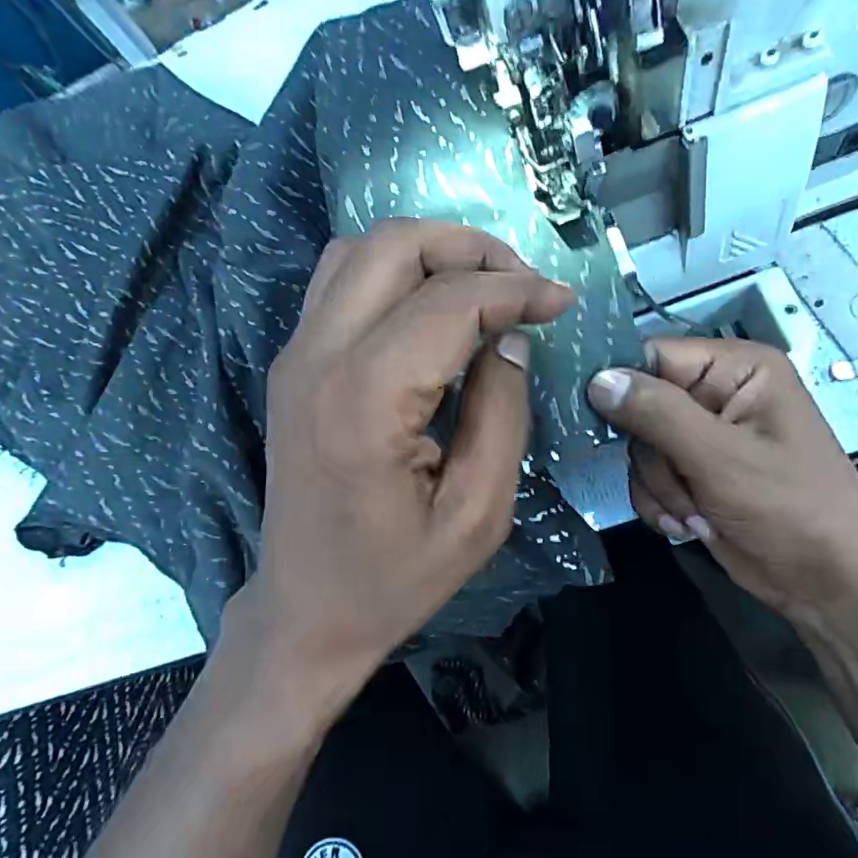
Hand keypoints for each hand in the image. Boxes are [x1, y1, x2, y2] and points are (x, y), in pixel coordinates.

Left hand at [226, 219, 575, 682]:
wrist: (308, 611)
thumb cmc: (399, 576)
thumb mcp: (480, 512)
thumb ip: (503, 414)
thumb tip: (511, 340)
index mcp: (367, 402)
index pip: (450, 303)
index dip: (517, 290)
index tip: (563, 301)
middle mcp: (318, 359)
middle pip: (394, 247)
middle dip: (473, 249)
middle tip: (527, 283)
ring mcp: (295, 356)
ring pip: (361, 250)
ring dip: (433, 252)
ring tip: (490, 287)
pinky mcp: (294, 364)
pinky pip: (343, 281)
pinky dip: (399, 273)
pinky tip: (439, 307)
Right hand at [585, 338, 857, 624]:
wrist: (826, 581)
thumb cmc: (790, 506)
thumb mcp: (722, 457)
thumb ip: (658, 414)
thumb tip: (598, 379)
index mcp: (738, 369)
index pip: (656, 355)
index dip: (624, 385)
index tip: (593, 418)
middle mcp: (720, 395)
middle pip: (642, 406)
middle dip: (654, 457)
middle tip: (682, 486)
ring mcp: (708, 439)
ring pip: (642, 449)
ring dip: (659, 487)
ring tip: (694, 513)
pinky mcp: (699, 476)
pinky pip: (652, 479)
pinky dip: (662, 505)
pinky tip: (689, 526)